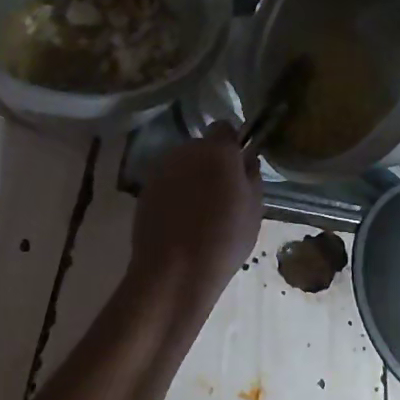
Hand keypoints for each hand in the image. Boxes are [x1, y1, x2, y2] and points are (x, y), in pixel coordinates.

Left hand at [130, 123, 263, 298]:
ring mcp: (161, 170)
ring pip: (182, 165)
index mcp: (217, 151)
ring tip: (201, 211)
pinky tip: (182, 221)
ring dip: (192, 178)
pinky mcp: (145, 191)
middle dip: (212, 163)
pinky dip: (175, 194)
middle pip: (201, 148)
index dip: (232, 144)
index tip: (239, 166)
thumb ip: (252, 177)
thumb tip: (247, 162)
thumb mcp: (254, 210)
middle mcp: (185, 152)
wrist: (174, 271)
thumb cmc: (224, 239)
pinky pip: (167, 184)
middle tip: (223, 193)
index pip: (224, 127)